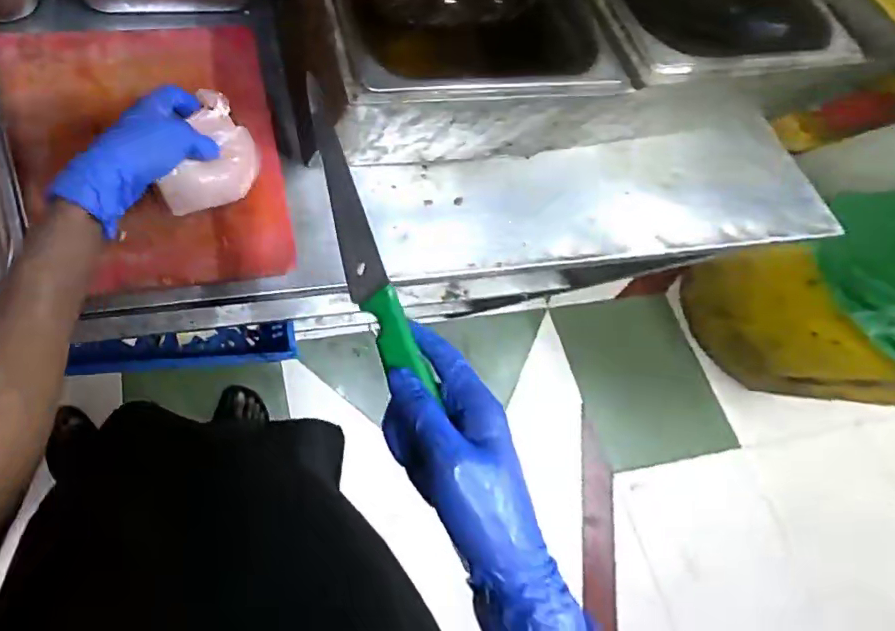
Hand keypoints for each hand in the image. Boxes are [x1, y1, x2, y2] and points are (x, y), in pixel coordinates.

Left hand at [49, 85, 218, 237]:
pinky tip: (173, 173)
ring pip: (157, 138)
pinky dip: (162, 163)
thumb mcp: (182, 139)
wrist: (110, 175)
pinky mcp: (125, 161)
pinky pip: (149, 158)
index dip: (189, 101)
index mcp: (152, 104)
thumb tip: (213, 149)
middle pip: (165, 116)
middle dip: (183, 127)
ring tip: (191, 158)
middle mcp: (139, 118)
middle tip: (200, 140)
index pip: (173, 93)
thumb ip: (200, 141)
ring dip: (173, 147)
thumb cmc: (148, 146)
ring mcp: (129, 140)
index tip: (203, 117)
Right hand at [384, 322, 588, 630]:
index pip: (442, 356)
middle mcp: (469, 417)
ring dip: (407, 440)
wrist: (506, 572)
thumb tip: (400, 373)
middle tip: (407, 437)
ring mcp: (459, 440)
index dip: (415, 337)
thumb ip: (421, 410)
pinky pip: (417, 443)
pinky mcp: (450, 461)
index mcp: (477, 406)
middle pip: (419, 387)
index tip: (388, 323)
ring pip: (413, 416)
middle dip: (404, 411)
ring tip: (421, 470)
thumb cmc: (489, 515)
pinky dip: (413, 460)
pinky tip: (427, 483)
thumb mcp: (449, 457)